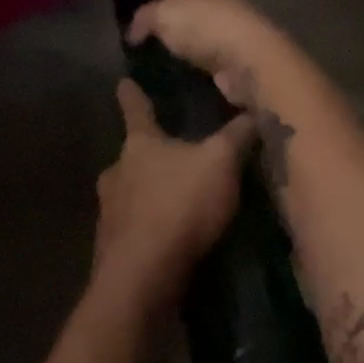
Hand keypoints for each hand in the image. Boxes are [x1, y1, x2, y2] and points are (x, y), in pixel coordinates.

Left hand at [91, 78, 256, 311]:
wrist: (142, 281)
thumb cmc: (179, 206)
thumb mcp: (221, 162)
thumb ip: (237, 136)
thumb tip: (253, 110)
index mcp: (139, 145)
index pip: (136, 108)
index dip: (132, 93)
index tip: (123, 80)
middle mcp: (116, 174)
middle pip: (133, 156)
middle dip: (149, 155)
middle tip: (172, 154)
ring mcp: (110, 215)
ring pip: (131, 194)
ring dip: (149, 195)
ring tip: (178, 200)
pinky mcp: (113, 252)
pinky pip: (135, 230)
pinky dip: (151, 229)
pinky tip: (172, 238)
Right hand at [125, 0, 300, 108]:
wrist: (247, 62)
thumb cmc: (206, 24)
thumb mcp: (163, 13)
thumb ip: (144, 17)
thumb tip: (132, 31)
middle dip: (169, 4)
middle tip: (139, 17)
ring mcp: (229, 26)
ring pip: (197, 25)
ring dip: (179, 35)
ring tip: (148, 45)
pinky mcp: (231, 56)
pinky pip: (202, 54)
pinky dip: (187, 59)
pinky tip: (166, 67)